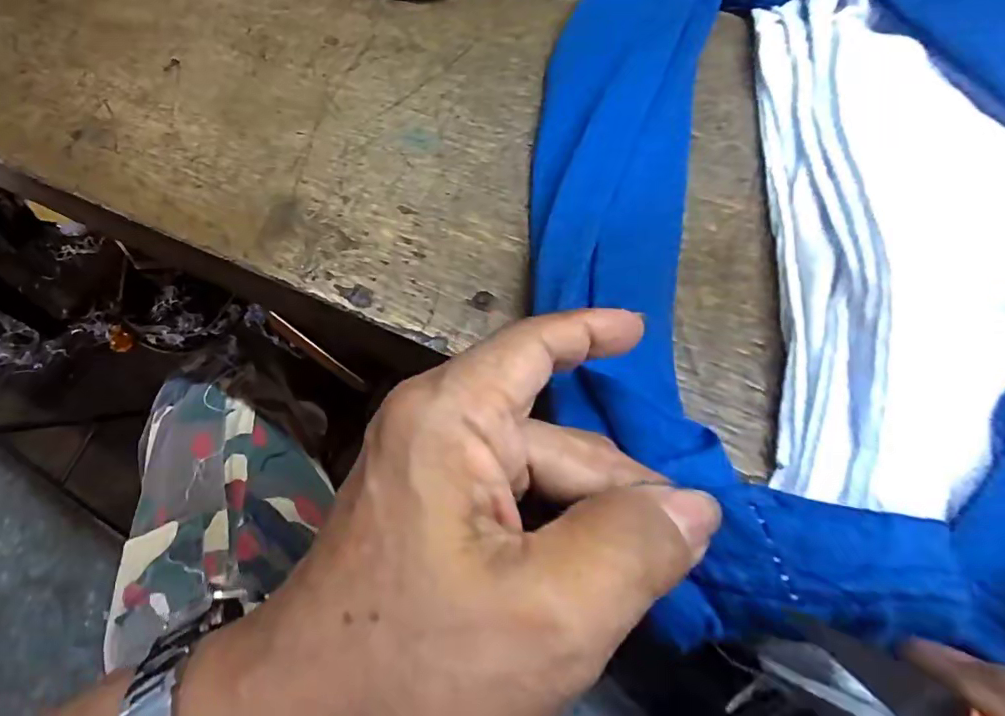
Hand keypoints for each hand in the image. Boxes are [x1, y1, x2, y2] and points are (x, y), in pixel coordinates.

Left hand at [176, 309, 720, 715]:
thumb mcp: (549, 610)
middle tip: (684, 549)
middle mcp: (433, 423)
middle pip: (550, 437)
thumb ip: (631, 548)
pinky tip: (584, 578)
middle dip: (615, 488)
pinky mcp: (422, 505)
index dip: (588, 332)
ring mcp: (424, 465)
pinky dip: (551, 532)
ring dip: (587, 520)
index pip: (529, 348)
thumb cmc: (423, 657)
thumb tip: (692, 505)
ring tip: (641, 577)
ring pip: (533, 477)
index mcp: (450, 415)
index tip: (638, 326)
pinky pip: (505, 502)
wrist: (312, 707)